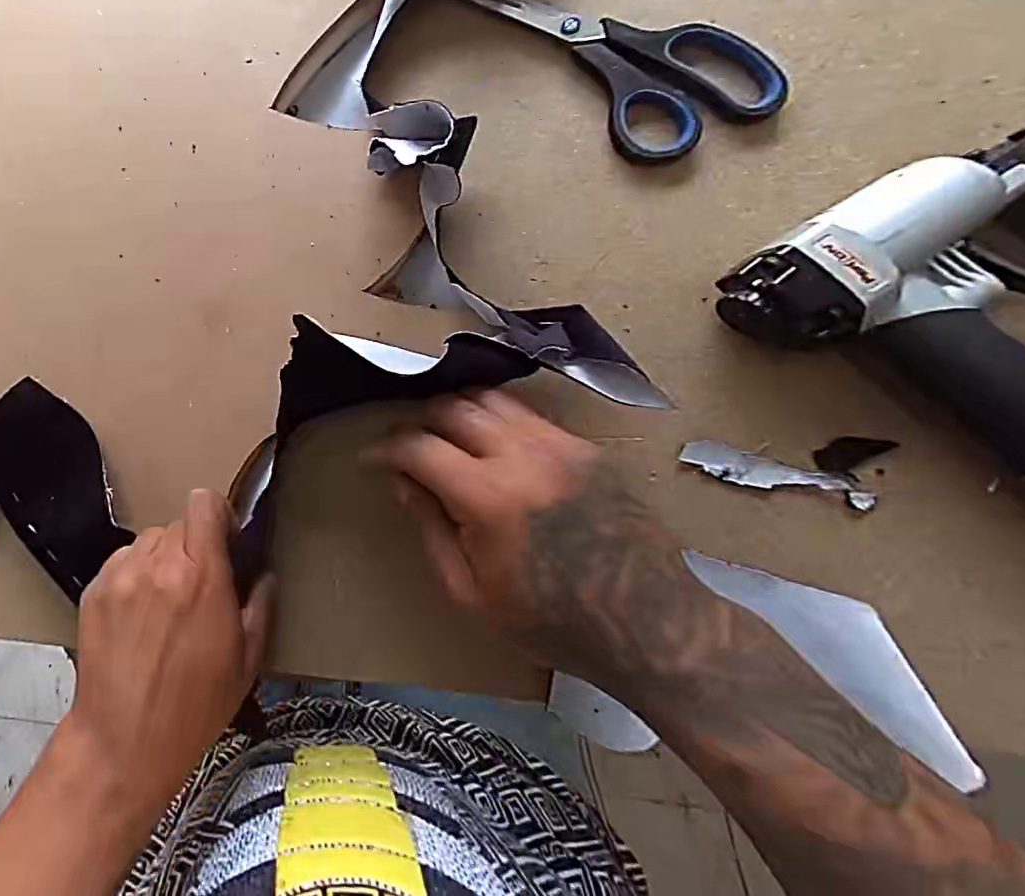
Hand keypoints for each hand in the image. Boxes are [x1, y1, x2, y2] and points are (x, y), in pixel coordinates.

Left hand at [61, 488, 274, 828]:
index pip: (204, 502)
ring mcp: (120, 574)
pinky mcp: (94, 589)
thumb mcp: (247, 659)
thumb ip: (259, 603)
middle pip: (179, 523)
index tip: (225, 542)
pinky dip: (136, 575)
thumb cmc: (194, 706)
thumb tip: (262, 573)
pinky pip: (123, 562)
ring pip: (149, 540)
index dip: (219, 516)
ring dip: (164, 559)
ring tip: (167, 603)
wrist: (124, 741)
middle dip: (195, 546)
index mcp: (200, 575)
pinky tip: (140, 615)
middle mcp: (157, 564)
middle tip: (199, 585)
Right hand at [364, 389, 680, 680]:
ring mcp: (561, 446)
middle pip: (450, 408)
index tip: (369, 459)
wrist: (655, 626)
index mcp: (488, 497)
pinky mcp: (586, 449)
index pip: (416, 446)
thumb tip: (401, 481)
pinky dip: (493, 416)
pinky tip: (486, 442)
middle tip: (403, 448)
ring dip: (454, 410)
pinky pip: (526, 412)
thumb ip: (429, 526)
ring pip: (488, 398)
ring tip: (442, 437)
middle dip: (414, 422)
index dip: (382, 449)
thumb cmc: (553, 621)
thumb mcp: (470, 591)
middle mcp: (523, 456)